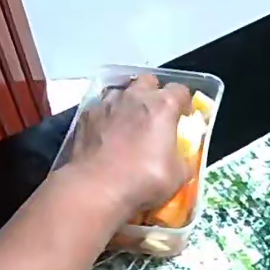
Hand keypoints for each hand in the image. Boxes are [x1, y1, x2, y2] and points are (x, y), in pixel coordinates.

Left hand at [54, 75, 190, 221]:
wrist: (96, 188)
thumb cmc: (144, 179)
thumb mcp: (179, 175)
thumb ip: (183, 158)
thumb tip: (181, 158)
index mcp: (163, 106)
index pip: (180, 90)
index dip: (185, 103)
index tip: (184, 118)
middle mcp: (134, 97)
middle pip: (148, 81)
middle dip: (154, 93)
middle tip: (156, 115)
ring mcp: (106, 104)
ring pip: (121, 91)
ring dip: (128, 102)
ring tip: (129, 122)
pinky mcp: (85, 116)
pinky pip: (100, 108)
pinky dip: (107, 116)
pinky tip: (107, 134)